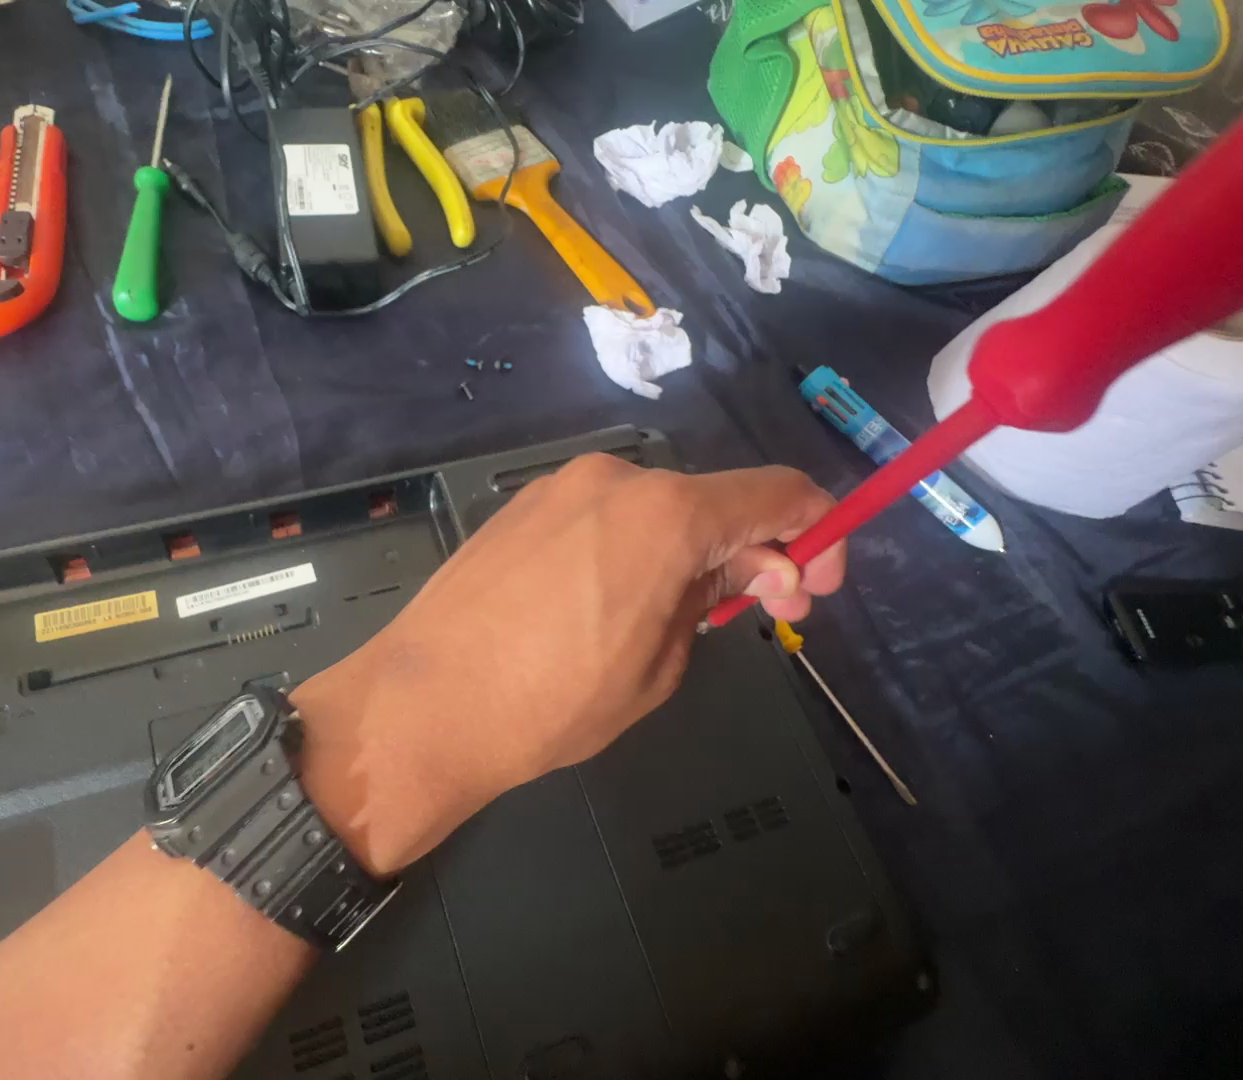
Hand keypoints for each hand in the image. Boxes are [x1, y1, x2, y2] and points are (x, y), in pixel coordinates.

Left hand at [290, 453, 845, 875]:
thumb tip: (755, 566)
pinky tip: (608, 598)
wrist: (425, 703)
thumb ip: (714, 599)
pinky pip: (600, 514)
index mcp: (664, 514)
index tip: (817, 578)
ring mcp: (558, 486)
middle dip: (745, 547)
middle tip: (748, 609)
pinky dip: (630, 544)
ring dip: (684, 547)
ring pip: (652, 507)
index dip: (814, 531)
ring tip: (665, 615)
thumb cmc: (551, 702)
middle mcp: (613, 479)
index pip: (774, 493)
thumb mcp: (659, 665)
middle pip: (709, 498)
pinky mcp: (520, 506)